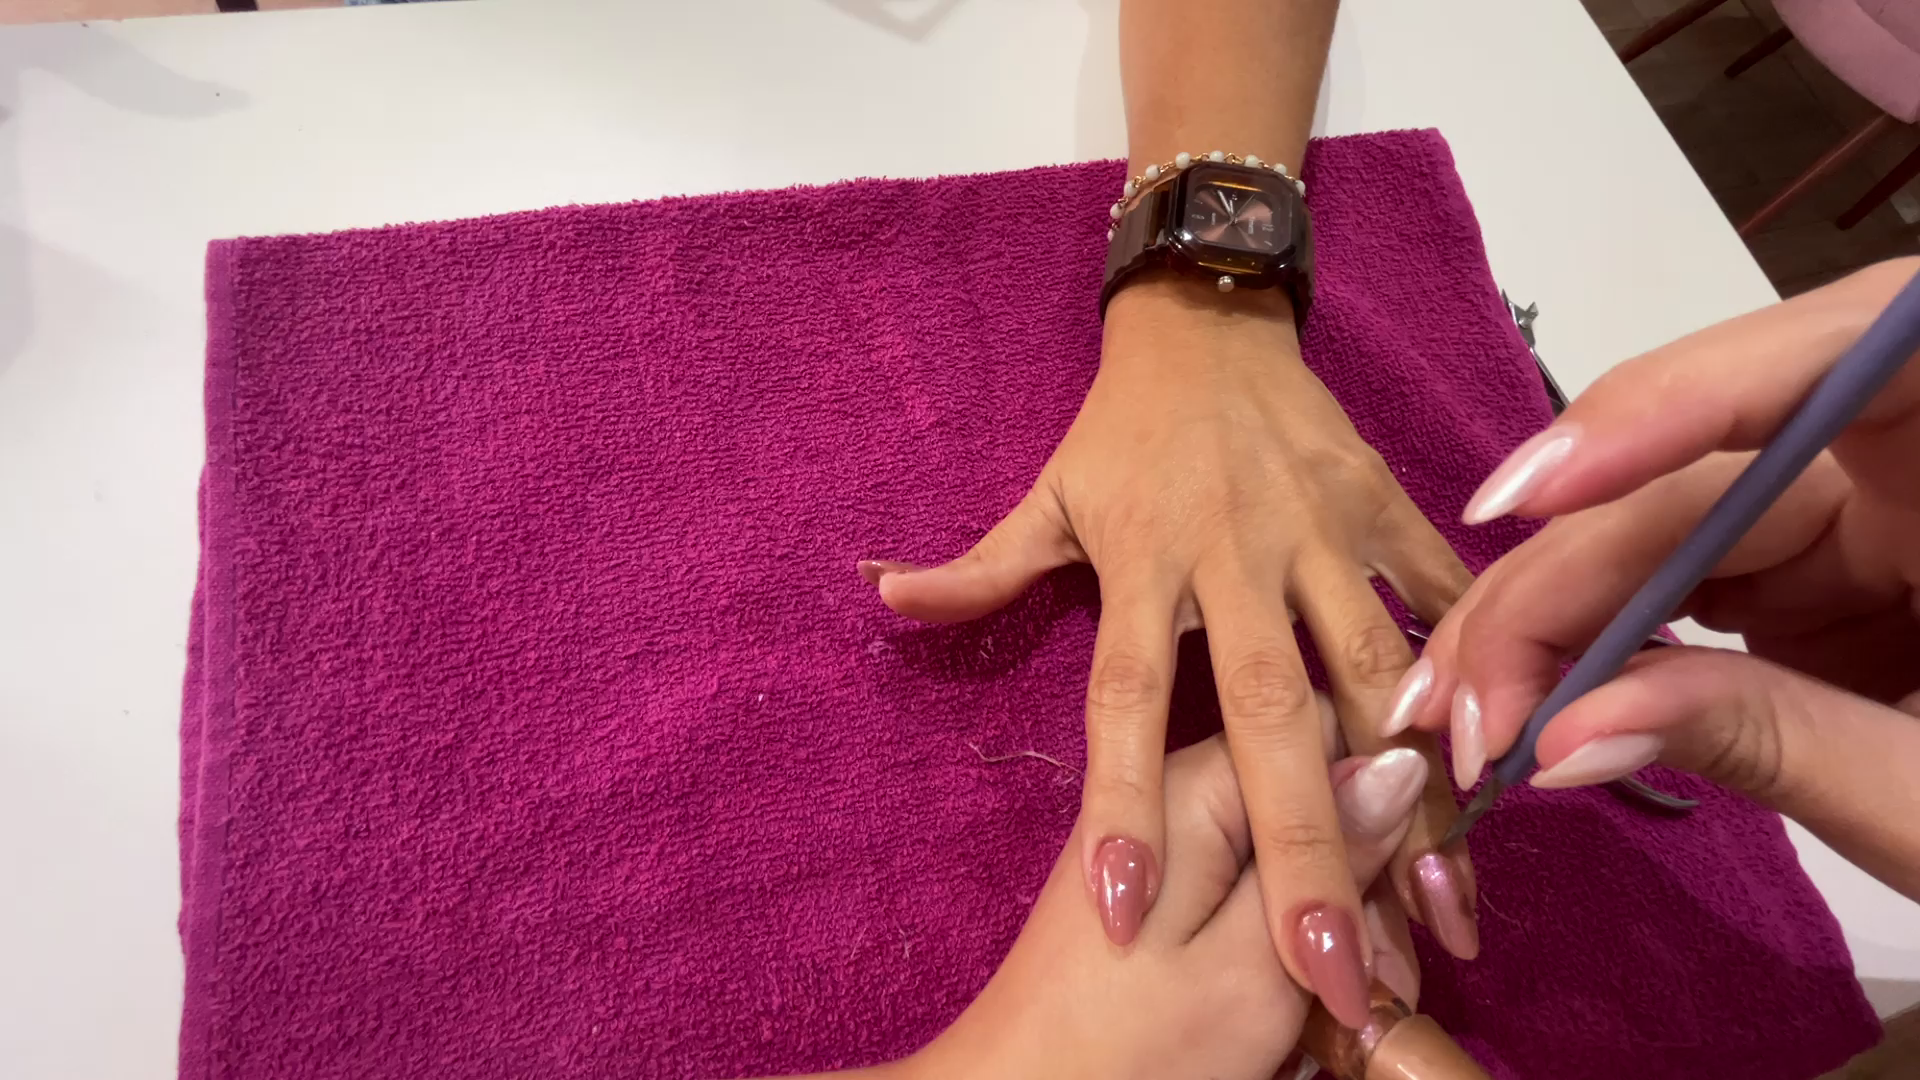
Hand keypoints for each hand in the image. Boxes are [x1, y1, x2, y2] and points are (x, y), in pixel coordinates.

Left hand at [860, 275, 1479, 1026]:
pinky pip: (1440, 595)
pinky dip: (1476, 671)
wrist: (1206, 329)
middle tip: (1326, 974)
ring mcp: (1319, 529)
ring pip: (1372, 667)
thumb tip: (882, 597)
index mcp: (1141, 560)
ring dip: (1413, 787)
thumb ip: (975, 568)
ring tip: (1445, 910)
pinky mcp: (1384, 504)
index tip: (1124, 912)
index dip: (1123, 802)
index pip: (1123, 697)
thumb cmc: (1119, 433)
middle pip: (1264, 709)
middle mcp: (1234, 554)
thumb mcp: (1044, 498)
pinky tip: (1512, 767)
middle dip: (1296, 842)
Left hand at [901, 728, 1427, 1079]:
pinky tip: (1313, 998)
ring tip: (1356, 1009)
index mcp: (1197, 782)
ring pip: (1289, 840)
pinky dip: (1294, 928)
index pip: (1323, 735)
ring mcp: (1169, 827)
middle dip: (1368, 878)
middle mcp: (1179, 784)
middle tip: (1391, 982)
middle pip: (1309, 791)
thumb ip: (1324, 859)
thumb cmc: (1133, 1047)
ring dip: (1339, 916)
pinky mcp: (1168, 871)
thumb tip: (1399, 763)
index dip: (1391, 809)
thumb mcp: (1253, 967)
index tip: (1426, 904)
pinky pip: (1254, 874)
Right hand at [1389, 258, 1919, 899]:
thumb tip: (1557, 740)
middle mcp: (1891, 468)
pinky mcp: (1773, 572)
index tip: (1516, 504)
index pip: (1824, 369)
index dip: (1653, 413)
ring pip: (1621, 541)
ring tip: (1464, 718)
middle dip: (1540, 602)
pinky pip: (1636, 590)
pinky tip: (1516, 699)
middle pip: (1664, 496)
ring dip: (1525, 631)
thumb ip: (1775, 743)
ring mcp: (1824, 519)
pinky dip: (1564, 649)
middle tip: (1463, 709)